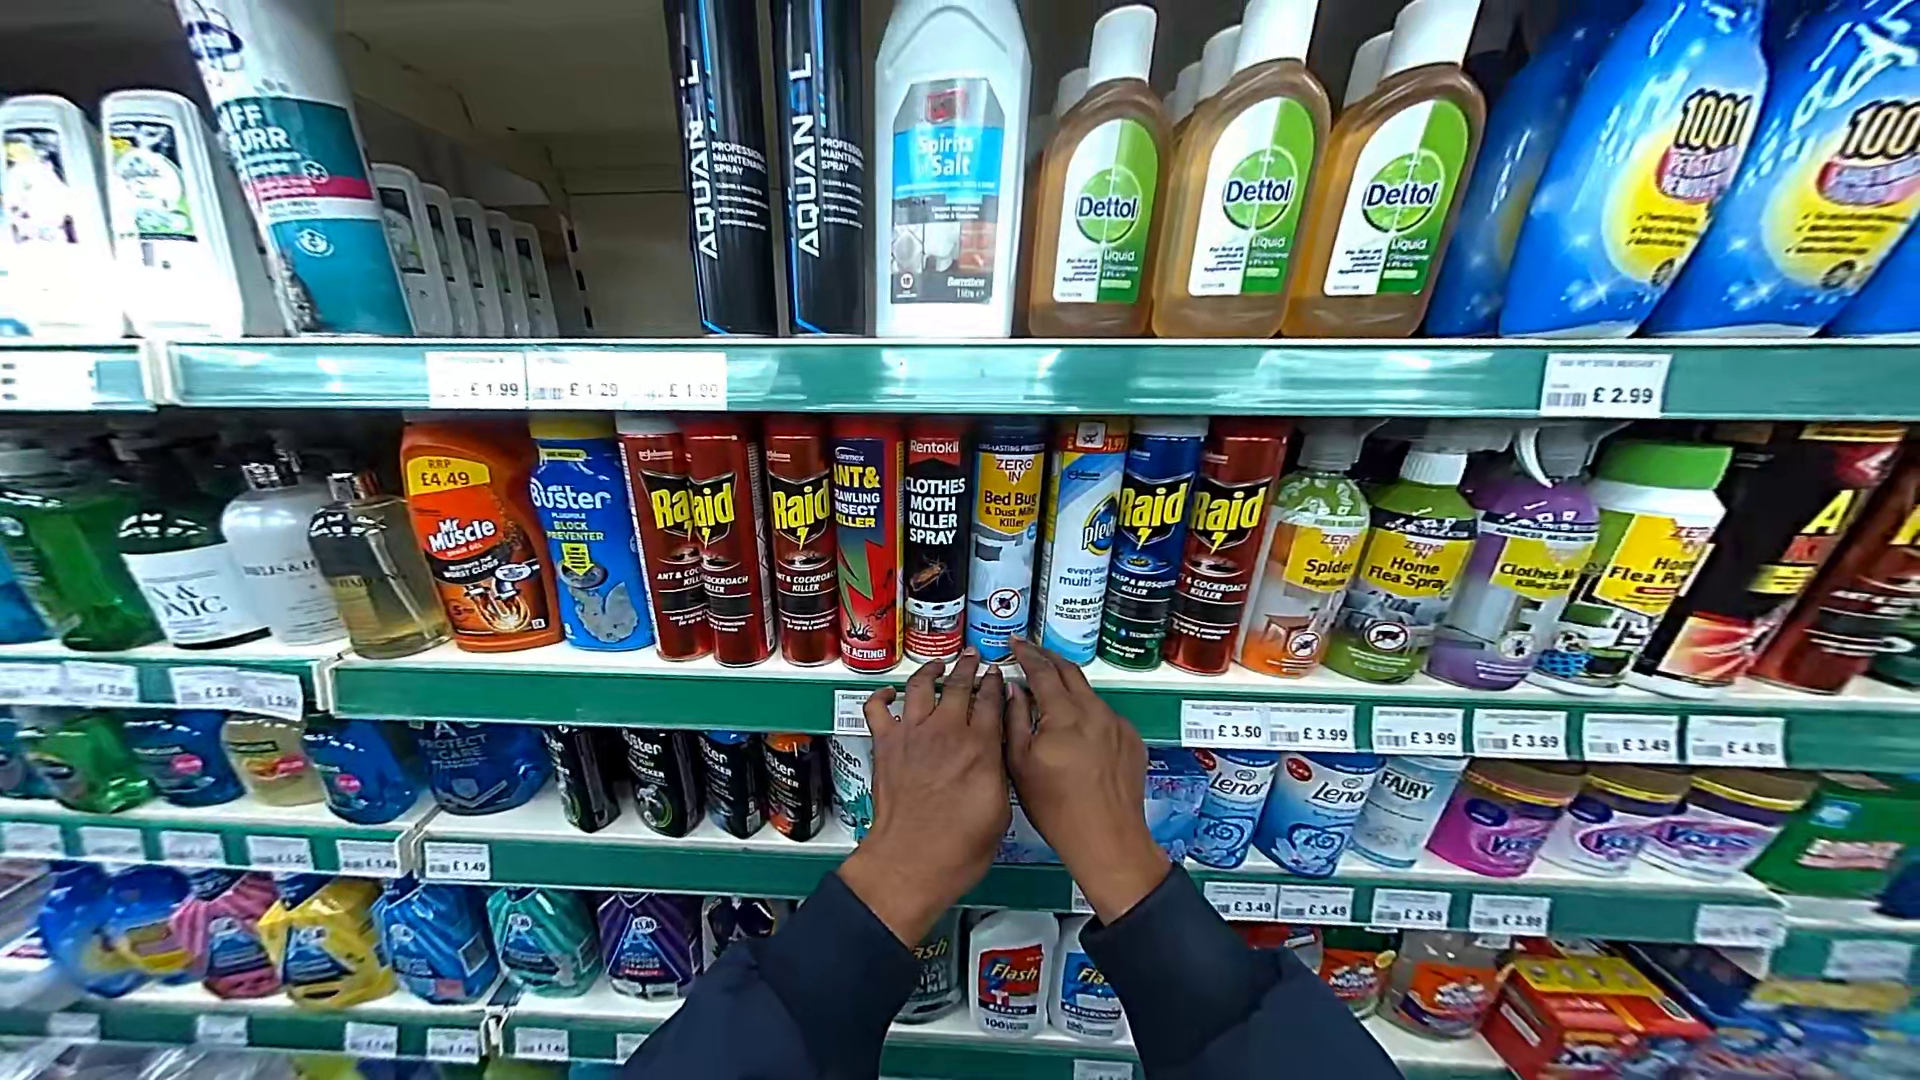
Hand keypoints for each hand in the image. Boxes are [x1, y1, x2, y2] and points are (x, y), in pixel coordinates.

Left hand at [838, 650, 1010, 944]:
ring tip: (938, 665)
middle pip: (959, 685)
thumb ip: (1000, 769)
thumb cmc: (959, 848)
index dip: (996, 683)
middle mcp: (946, 731)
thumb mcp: (1000, 810)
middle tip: (973, 658)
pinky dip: (882, 695)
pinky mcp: (886, 744)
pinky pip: (877, 708)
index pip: (992, 700)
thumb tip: (1001, 748)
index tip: (998, 675)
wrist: (910, 863)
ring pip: (921, 686)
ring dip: (931, 671)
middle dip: (968, 667)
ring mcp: (912, 734)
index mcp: (980, 747)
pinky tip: (889, 692)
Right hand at [1006, 638, 1168, 922]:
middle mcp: (1095, 711)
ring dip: (1067, 684)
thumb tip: (1014, 689)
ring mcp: (1117, 724)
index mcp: (1065, 715)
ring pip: (1088, 691)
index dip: (1026, 653)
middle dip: (1047, 658)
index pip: (1043, 670)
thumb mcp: (1021, 765)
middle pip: (1070, 671)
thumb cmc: (1056, 808)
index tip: (1015, 644)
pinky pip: (1103, 713)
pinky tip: (1075, 725)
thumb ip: (1015, 720)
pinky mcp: (1131, 738)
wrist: (1108, 840)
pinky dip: (1086, 709)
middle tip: (1030, 654)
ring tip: (1049, 689)